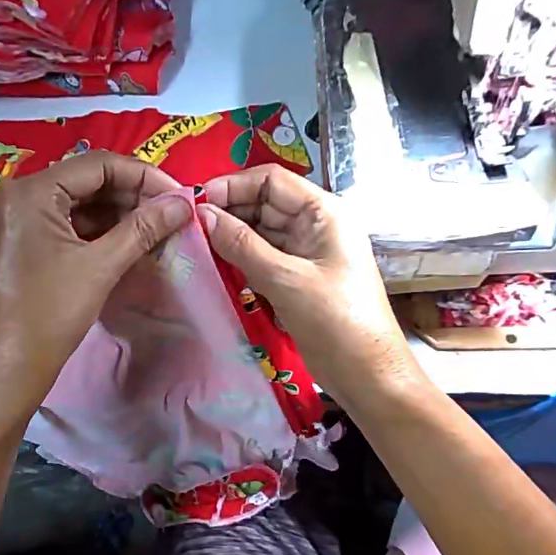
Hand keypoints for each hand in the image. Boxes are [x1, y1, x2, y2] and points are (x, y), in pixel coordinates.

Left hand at [0, 150, 191, 417]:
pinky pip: (63, 223)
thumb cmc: (50, 315)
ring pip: (77, 203)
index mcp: (30, 192)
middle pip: (86, 181)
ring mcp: (14, 219)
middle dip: (131, 196)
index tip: (179, 196)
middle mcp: (16, 195)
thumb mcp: (100, 267)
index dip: (144, 176)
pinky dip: (95, 230)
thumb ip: (143, 228)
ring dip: (116, 214)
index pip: (97, 165)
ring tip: (155, 230)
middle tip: (171, 215)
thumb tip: (183, 203)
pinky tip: (127, 242)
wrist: (7, 370)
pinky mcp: (18, 241)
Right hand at [197, 164, 416, 402]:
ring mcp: (306, 252)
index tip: (196, 201)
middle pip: (264, 204)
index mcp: (324, 212)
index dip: (232, 186)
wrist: (367, 373)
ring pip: (260, 231)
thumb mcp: (286, 280)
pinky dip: (240, 258)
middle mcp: (315, 225)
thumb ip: (242, 245)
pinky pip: (263, 257)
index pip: (271, 181)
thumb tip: (202, 214)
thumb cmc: (336, 321)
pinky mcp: (297, 277)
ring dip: (230, 236)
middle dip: (228, 211)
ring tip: (194, 244)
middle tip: (188, 226)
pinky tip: (214, 264)